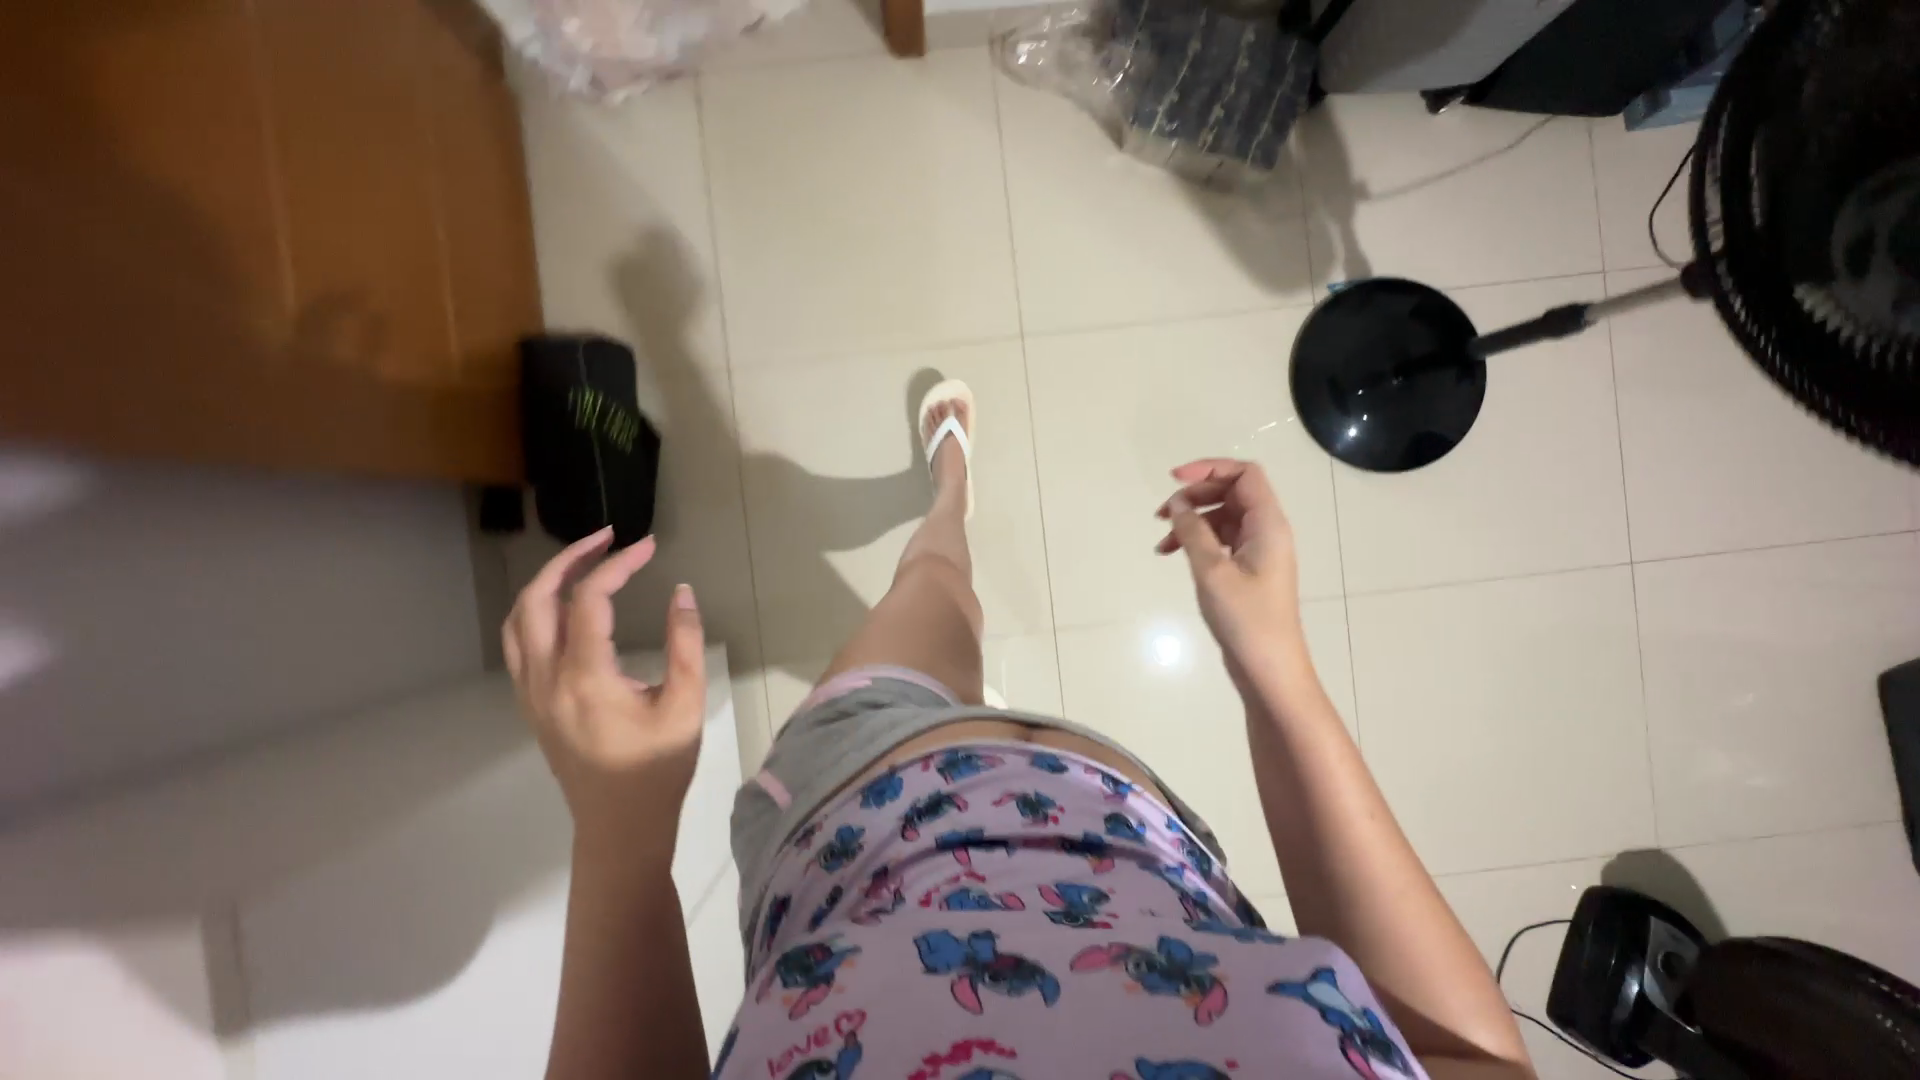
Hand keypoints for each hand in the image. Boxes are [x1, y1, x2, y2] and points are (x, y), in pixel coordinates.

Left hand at [503, 527, 706, 851]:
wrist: (619, 826)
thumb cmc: (659, 770)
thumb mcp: (686, 707)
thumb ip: (685, 646)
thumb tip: (682, 593)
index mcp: (585, 679)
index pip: (590, 600)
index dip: (618, 565)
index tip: (648, 547)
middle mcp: (546, 680)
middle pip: (536, 599)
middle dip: (568, 559)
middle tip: (607, 540)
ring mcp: (531, 693)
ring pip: (517, 620)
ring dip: (546, 583)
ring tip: (583, 563)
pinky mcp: (531, 705)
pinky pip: (519, 644)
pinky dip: (537, 611)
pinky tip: (567, 609)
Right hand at [1155, 459, 1304, 669]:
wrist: (1268, 668)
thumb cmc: (1245, 619)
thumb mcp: (1212, 571)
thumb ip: (1193, 532)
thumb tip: (1176, 504)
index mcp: (1268, 524)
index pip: (1244, 475)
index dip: (1210, 468)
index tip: (1174, 480)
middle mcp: (1266, 531)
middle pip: (1231, 493)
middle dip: (1195, 496)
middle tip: (1162, 514)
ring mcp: (1257, 551)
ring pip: (1222, 518)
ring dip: (1191, 521)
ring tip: (1161, 539)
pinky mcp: (1247, 570)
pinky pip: (1220, 541)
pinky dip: (1196, 541)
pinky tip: (1171, 553)